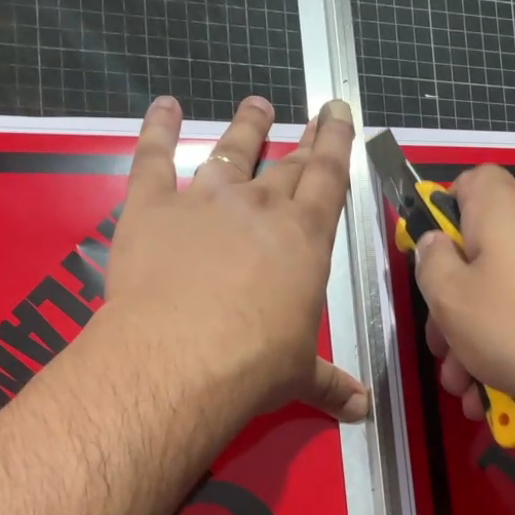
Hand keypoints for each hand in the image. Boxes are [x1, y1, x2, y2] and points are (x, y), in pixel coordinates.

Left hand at [97, 94, 367, 421]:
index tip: (338, 115)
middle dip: (304, 137)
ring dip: (246, 126)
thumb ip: (331, 384)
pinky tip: (164, 106)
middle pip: (288, 163)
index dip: (336, 144)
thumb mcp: (300, 377)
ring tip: (256, 105)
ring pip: (230, 149)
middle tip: (313, 114)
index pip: (328, 180)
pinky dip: (157, 127)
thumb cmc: (253, 367)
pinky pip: (154, 156)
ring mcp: (204, 200)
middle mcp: (260, 207)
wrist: (179, 358)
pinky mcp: (152, 205)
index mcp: (305, 240)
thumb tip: (363, 409)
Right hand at [415, 165, 514, 420]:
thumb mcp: (453, 301)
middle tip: (446, 360)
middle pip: (483, 261)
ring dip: (484, 351)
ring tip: (475, 399)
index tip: (434, 261)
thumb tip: (434, 244)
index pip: (469, 183)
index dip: (444, 214)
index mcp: (499, 211)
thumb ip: (431, 268)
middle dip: (456, 316)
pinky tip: (514, 400)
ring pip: (510, 303)